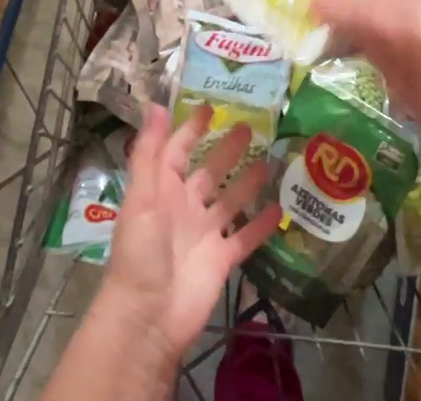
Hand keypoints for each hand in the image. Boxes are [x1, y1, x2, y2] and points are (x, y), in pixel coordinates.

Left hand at [99, 104, 282, 361]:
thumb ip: (149, 153)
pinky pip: (245, 237)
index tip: (211, 107)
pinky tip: (280, 208)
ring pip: (230, 201)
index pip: (176, 150)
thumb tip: (156, 105)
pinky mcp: (222, 260)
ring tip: (271, 160)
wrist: (149, 316)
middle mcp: (183, 206)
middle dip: (226, 150)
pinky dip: (261, 224)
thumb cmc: (140, 252)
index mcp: (161, 189)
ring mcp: (204, 234)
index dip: (190, 128)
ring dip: (247, 181)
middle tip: (250, 126)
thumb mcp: (140, 197)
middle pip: (208, 171)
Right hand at [315, 0, 420, 162]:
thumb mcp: (402, 86)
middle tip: (334, 14)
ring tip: (364, 13)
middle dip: (356, 1)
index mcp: (419, 30)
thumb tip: (344, 28)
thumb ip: (374, 48)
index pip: (365, 10)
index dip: (335, 8)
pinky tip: (396, 14)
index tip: (313, 9)